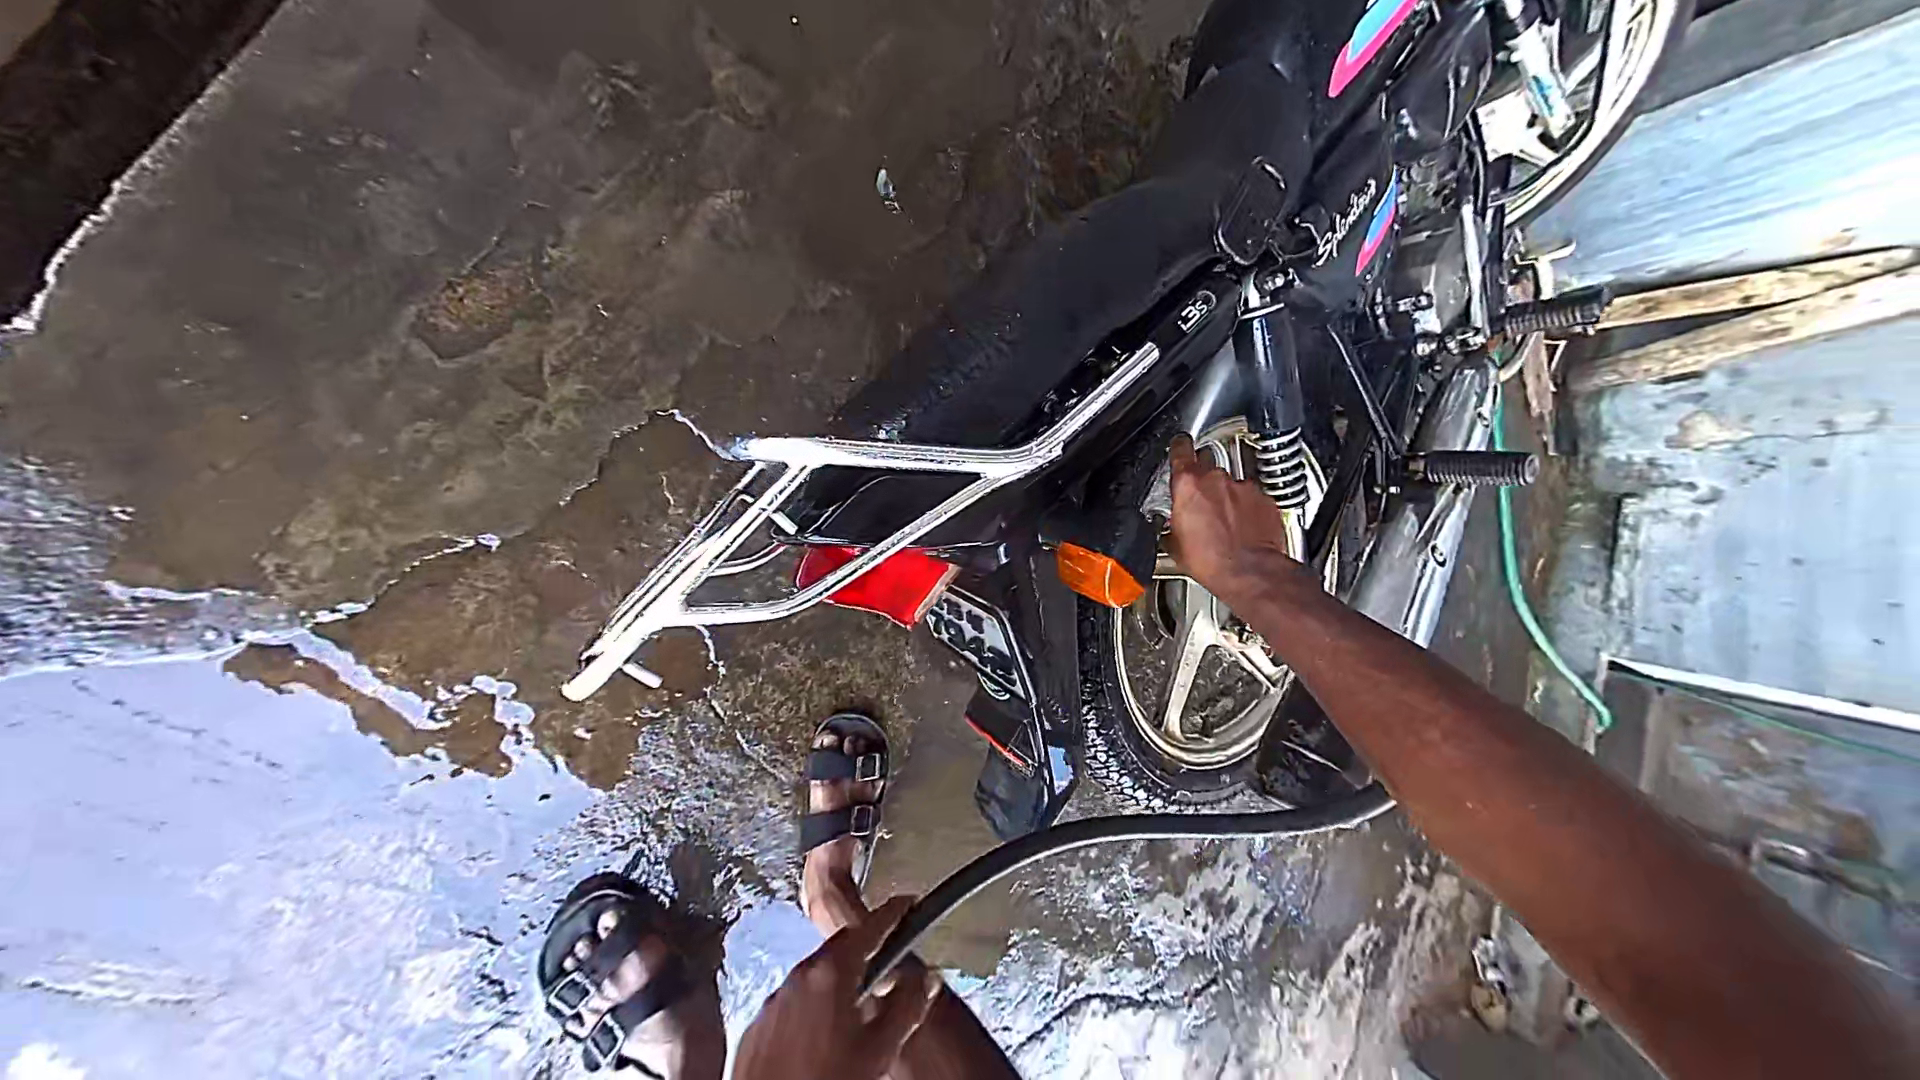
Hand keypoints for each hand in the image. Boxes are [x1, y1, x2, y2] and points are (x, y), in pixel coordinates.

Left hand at [732, 896, 938, 1079]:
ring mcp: (775, 1000)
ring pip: (816, 974)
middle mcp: (799, 976)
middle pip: (840, 946)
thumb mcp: (878, 1050)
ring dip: (839, 979)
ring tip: (857, 1005)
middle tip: (887, 952)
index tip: (907, 903)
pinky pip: (793, 1001)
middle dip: (866, 946)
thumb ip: (907, 1007)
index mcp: (831, 972)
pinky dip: (812, 1005)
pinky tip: (822, 1033)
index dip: (894, 913)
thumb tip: (928, 980)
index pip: (871, 927)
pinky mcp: (759, 1025)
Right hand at [1166, 434, 1316, 605]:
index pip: (1181, 449)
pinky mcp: (1264, 499)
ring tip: (1222, 523)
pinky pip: (1251, 498)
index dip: (1179, 447)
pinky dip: (1245, 509)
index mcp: (1188, 485)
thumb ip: (1172, 522)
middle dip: (1202, 480)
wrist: (1249, 573)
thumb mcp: (1174, 544)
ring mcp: (1243, 488)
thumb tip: (1171, 526)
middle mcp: (1216, 480)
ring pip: (1230, 484)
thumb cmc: (1211, 560)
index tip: (1180, 446)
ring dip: (1225, 498)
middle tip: (1199, 502)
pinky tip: (1240, 528)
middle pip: (1207, 466)